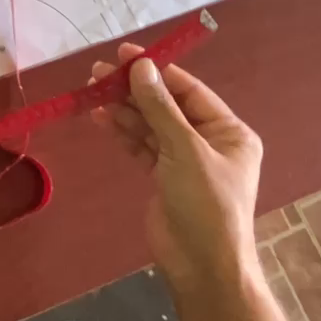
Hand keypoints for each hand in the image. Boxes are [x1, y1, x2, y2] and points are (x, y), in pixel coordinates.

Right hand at [90, 47, 262, 291]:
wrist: (202, 266)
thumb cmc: (205, 204)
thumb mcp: (184, 150)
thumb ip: (159, 108)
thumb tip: (140, 67)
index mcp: (229, 131)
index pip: (188, 90)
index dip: (156, 70)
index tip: (123, 54)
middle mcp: (209, 141)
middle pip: (166, 105)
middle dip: (134, 89)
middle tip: (98, 72)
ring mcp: (185, 159)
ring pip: (150, 124)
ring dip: (123, 108)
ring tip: (92, 91)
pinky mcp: (163, 176)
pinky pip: (141, 145)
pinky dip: (122, 131)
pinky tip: (100, 117)